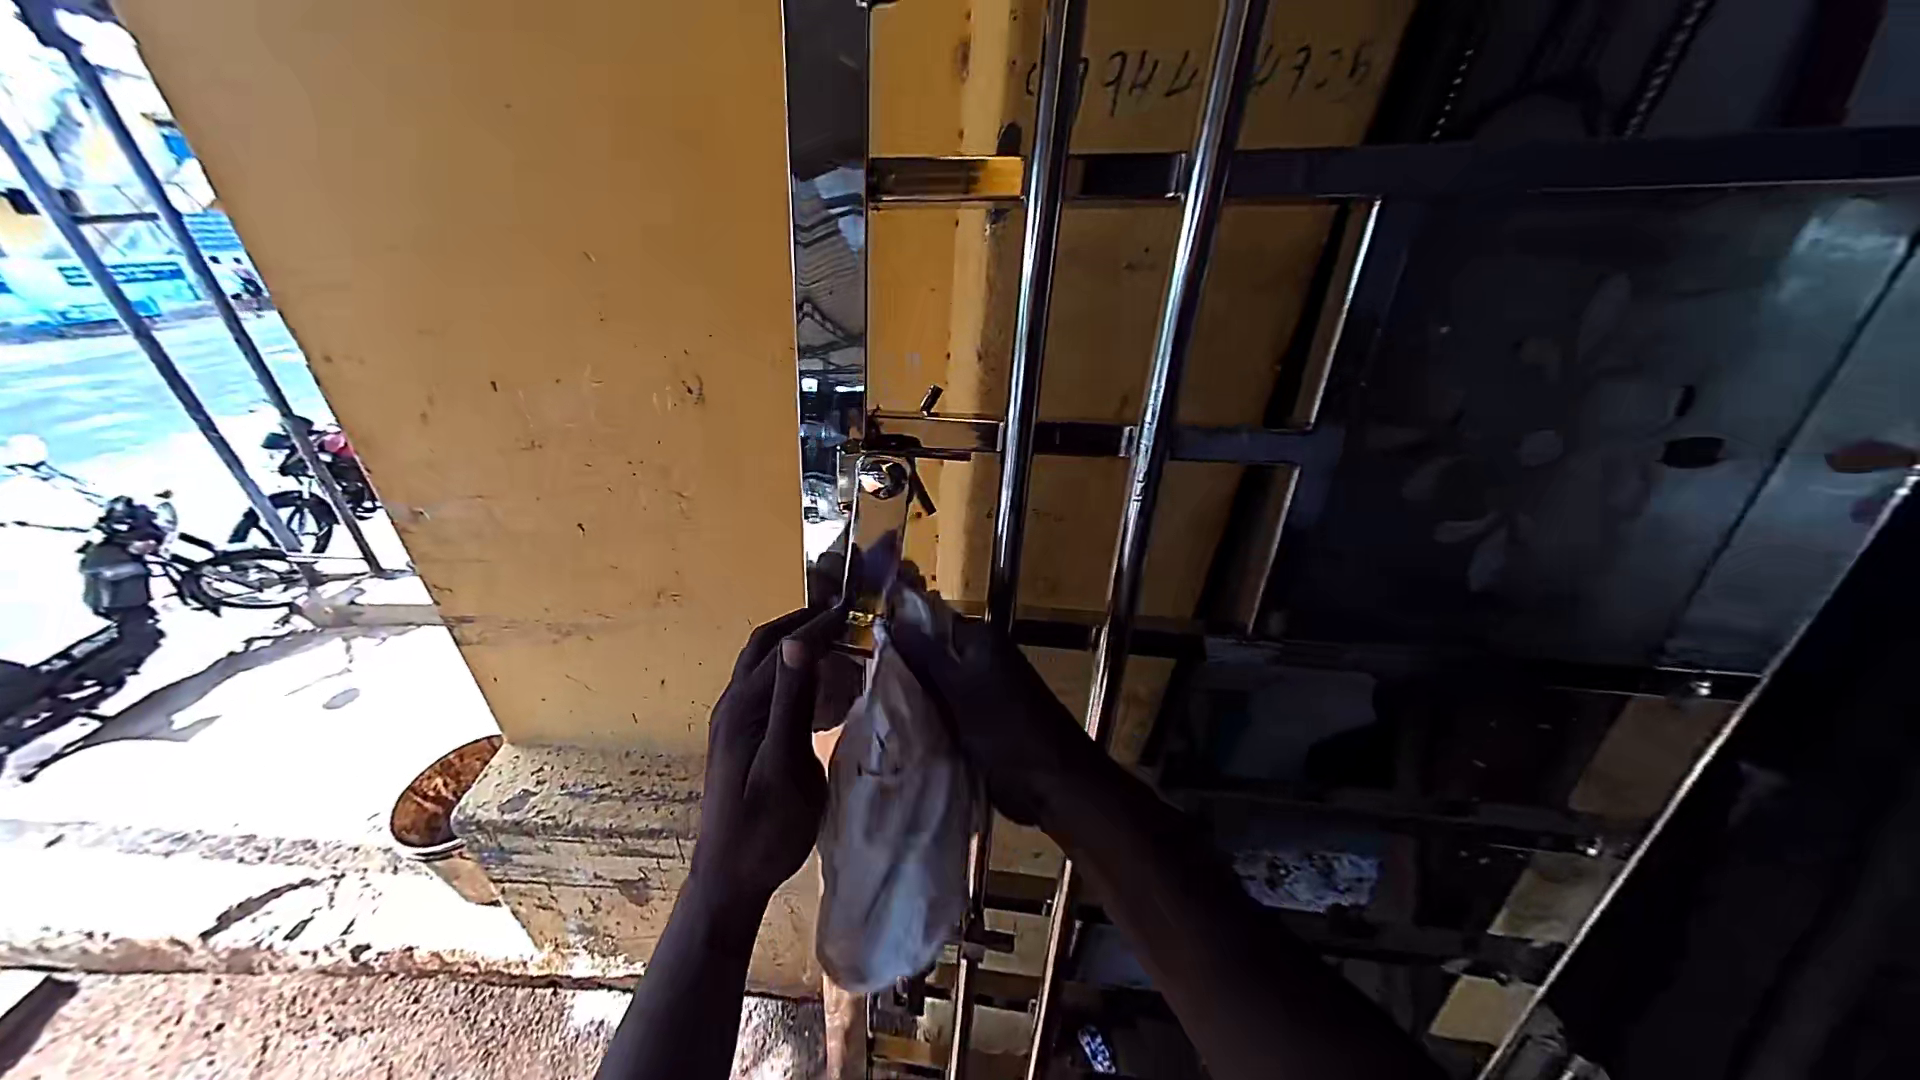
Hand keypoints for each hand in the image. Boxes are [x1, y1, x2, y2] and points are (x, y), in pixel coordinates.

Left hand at [689, 605, 845, 905]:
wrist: (730, 877)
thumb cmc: (766, 826)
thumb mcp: (786, 764)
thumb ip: (791, 700)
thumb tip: (799, 641)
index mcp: (744, 707)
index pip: (784, 647)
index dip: (817, 625)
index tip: (851, 608)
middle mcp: (733, 704)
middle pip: (764, 646)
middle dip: (800, 624)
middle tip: (839, 616)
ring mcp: (733, 721)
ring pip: (764, 665)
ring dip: (796, 646)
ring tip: (835, 643)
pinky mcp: (740, 737)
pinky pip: (767, 688)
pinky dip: (793, 673)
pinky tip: (819, 688)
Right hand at [887, 613, 1106, 827]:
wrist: (1053, 783)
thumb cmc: (1008, 729)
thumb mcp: (960, 688)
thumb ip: (926, 654)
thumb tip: (892, 619)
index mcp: (980, 641)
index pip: (930, 622)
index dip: (900, 632)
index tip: (866, 649)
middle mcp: (980, 660)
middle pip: (930, 656)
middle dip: (902, 669)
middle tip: (865, 684)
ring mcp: (980, 692)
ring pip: (934, 687)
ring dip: (912, 698)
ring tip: (874, 707)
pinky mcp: (979, 722)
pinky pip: (944, 713)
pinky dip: (926, 720)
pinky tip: (899, 730)